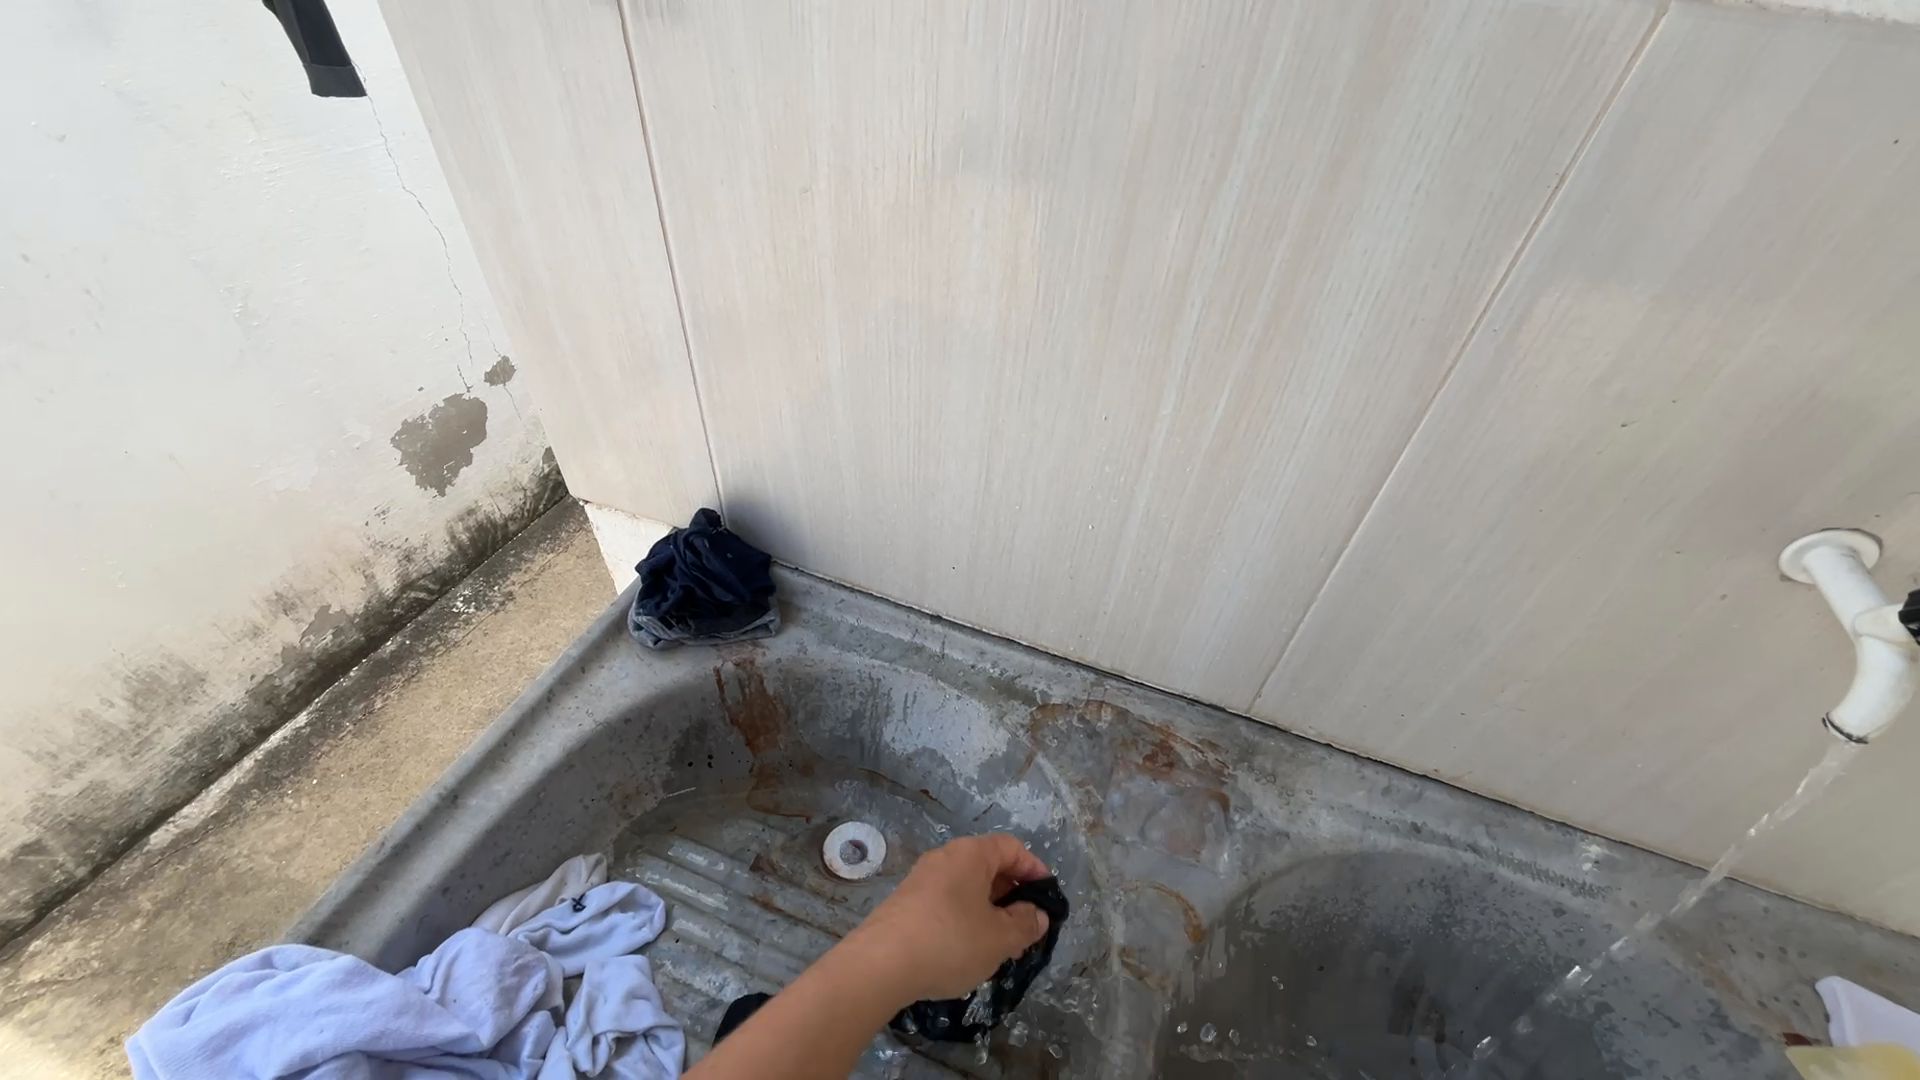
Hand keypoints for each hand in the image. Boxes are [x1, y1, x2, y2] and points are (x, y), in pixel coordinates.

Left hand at [838, 833, 1051, 1004]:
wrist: (881, 963)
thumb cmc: (950, 941)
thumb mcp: (999, 938)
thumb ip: (1024, 924)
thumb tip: (1038, 914)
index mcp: (971, 854)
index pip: (1011, 847)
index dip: (1034, 868)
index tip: (1047, 896)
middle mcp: (946, 856)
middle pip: (988, 864)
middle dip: (1011, 892)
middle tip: (1026, 924)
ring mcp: (923, 878)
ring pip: (966, 885)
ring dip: (987, 907)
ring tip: (999, 941)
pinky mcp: (907, 901)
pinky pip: (946, 899)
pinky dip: (964, 916)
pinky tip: (966, 947)